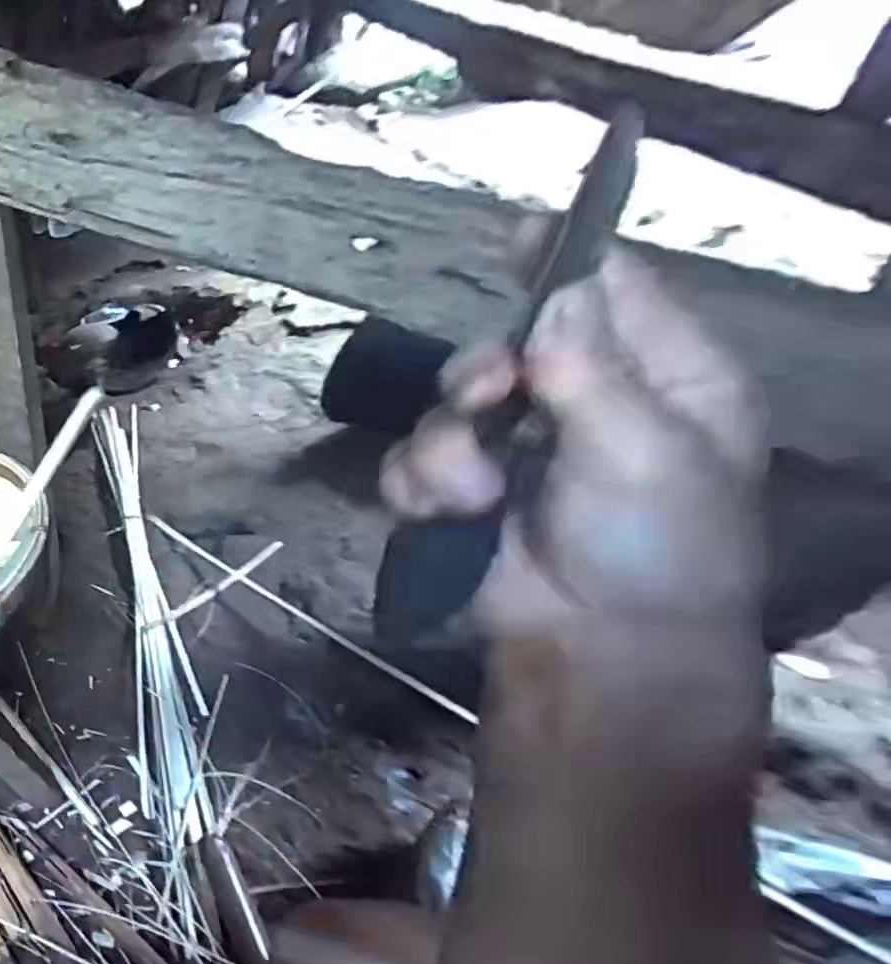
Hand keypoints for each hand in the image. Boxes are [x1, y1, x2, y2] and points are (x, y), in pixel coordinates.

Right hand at [380, 250, 766, 640]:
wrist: (590, 640)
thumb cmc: (654, 546)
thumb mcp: (646, 453)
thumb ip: (594, 373)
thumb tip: (555, 295)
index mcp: (650, 380)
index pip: (606, 295)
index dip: (565, 260)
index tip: (524, 227)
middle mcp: (569, 406)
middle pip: (497, 352)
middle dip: (476, 377)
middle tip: (483, 403)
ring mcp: (502, 453)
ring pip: (438, 415)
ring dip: (443, 455)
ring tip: (472, 500)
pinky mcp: (449, 493)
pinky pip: (405, 466)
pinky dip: (415, 489)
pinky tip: (441, 514)